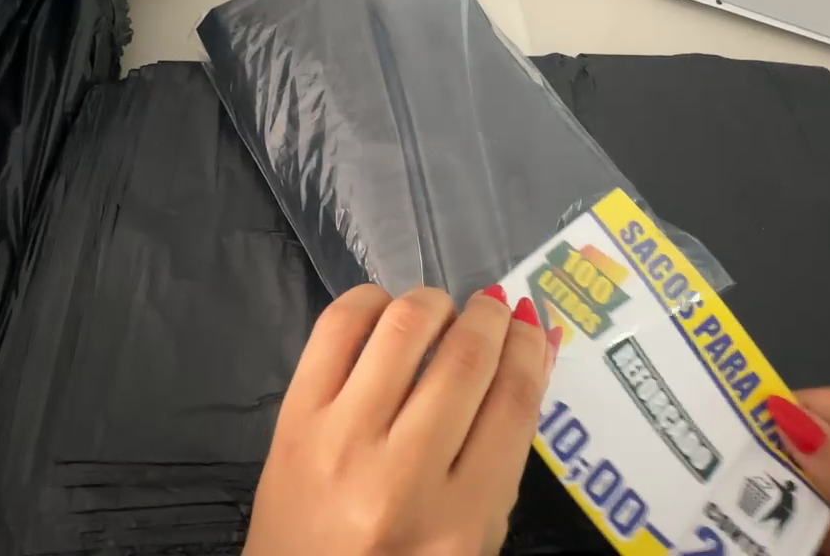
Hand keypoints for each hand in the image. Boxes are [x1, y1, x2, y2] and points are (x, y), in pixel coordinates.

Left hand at [245, 284, 559, 555]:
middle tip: (492, 306)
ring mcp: (341, 438)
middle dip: (490, 317)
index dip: (528, 347)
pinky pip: (338, 326)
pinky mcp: (294, 414)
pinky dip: (371, 300)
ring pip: (405, 327)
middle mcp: (401, 475)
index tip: (528, 320)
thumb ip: (507, 441)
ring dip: (436, 302)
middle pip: (465, 359)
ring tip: (442, 311)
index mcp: (459, 521)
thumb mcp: (474, 528)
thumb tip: (535, 342)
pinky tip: (386, 312)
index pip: (512, 404)